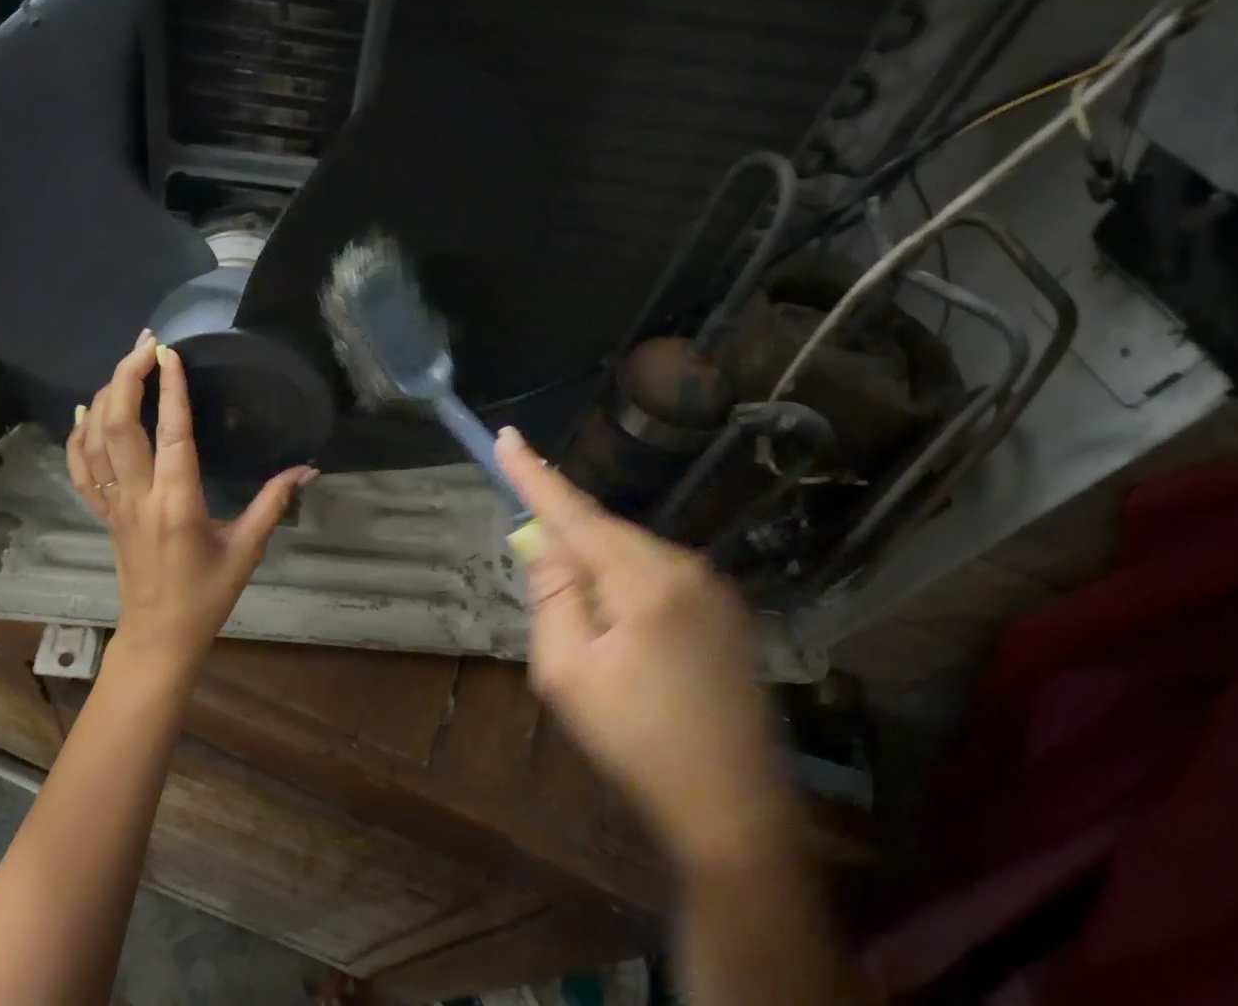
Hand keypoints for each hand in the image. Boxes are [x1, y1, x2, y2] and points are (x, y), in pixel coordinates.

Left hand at [68, 332, 318, 672]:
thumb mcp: (247, 549)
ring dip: (105, 395)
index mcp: (177, 503)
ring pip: (94, 439)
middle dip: (127, 376)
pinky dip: (77, 435)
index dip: (170, 390)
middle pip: (119, 424)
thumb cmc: (207, 594)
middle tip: (147, 343)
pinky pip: (80, 468)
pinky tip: (85, 410)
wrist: (159, 634)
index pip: (172, 433)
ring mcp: (114, 504)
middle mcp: (139, 496)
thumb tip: (308, 468)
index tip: (170, 352)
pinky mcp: (103, 513)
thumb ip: (273, 503)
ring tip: (127, 364)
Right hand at [496, 427, 791, 865]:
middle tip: (538, 582)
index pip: (575, 513)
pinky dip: (626, 589)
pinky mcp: (727, 614)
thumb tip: (546, 543)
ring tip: (589, 638)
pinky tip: (624, 638)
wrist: (729, 801)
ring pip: (633, 557)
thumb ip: (551, 597)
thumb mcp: (566, 672)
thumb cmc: (634, 738)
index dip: (535, 475)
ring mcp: (714, 590)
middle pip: (606, 533)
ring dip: (597, 574)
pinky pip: (659, 579)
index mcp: (644, 580)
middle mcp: (686, 569)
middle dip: (566, 543)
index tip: (508, 436)